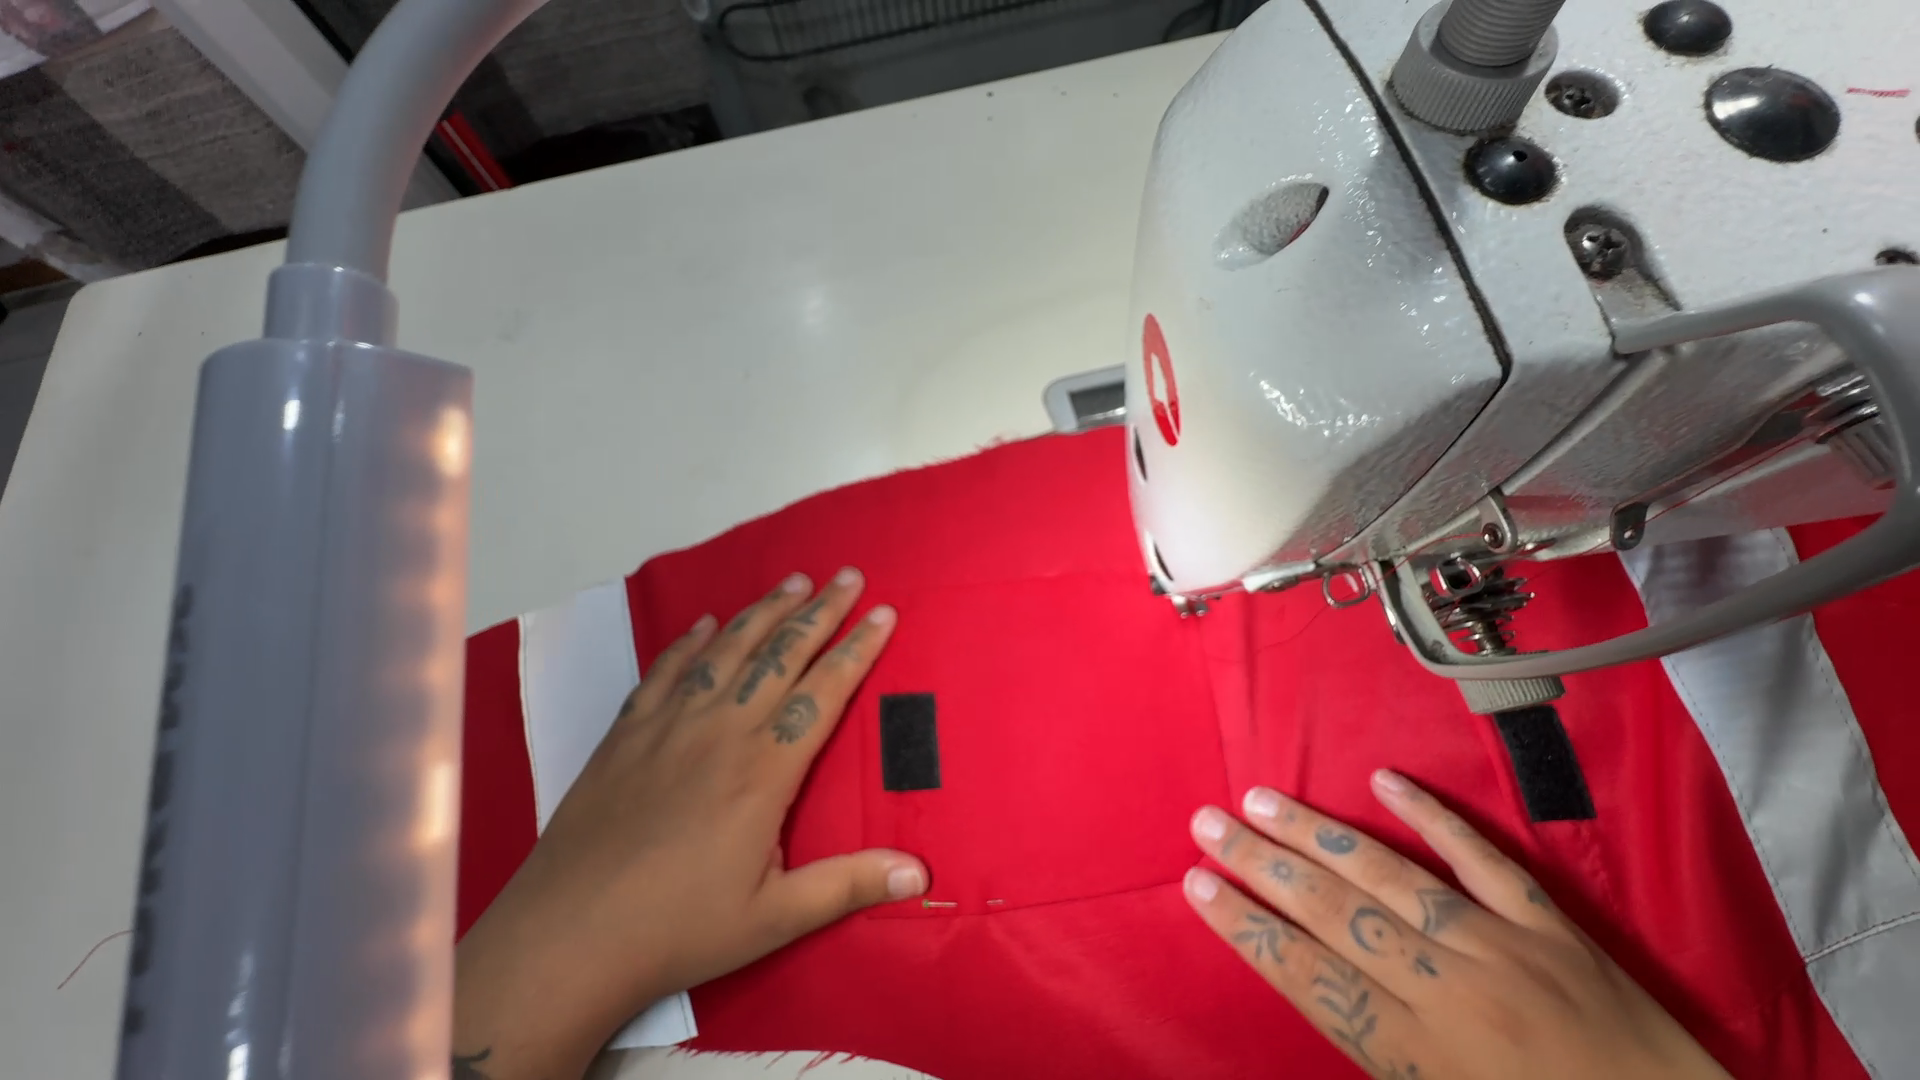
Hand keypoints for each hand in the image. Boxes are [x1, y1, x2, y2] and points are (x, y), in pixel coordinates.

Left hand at [453, 569, 927, 1079]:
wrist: (568, 935)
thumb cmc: (680, 927)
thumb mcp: (776, 917)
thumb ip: (849, 884)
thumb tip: (922, 873)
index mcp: (764, 768)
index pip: (824, 692)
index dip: (857, 649)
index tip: (882, 613)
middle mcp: (722, 730)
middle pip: (780, 655)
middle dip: (820, 611)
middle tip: (848, 575)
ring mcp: (669, 725)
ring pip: (727, 650)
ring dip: (763, 611)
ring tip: (793, 580)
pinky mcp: (627, 732)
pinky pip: (665, 671)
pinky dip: (688, 642)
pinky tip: (702, 623)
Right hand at [1184, 771, 1731, 1079]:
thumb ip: (1376, 1053)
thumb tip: (1310, 986)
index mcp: (1418, 1053)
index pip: (1307, 976)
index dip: (1245, 926)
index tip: (1195, 883)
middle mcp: (1448, 989)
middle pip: (1334, 913)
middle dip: (1260, 864)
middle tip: (1207, 822)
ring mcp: (1501, 947)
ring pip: (1389, 877)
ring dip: (1317, 834)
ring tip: (1260, 798)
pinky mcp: (1550, 925)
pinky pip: (1484, 860)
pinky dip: (1432, 817)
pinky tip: (1383, 778)